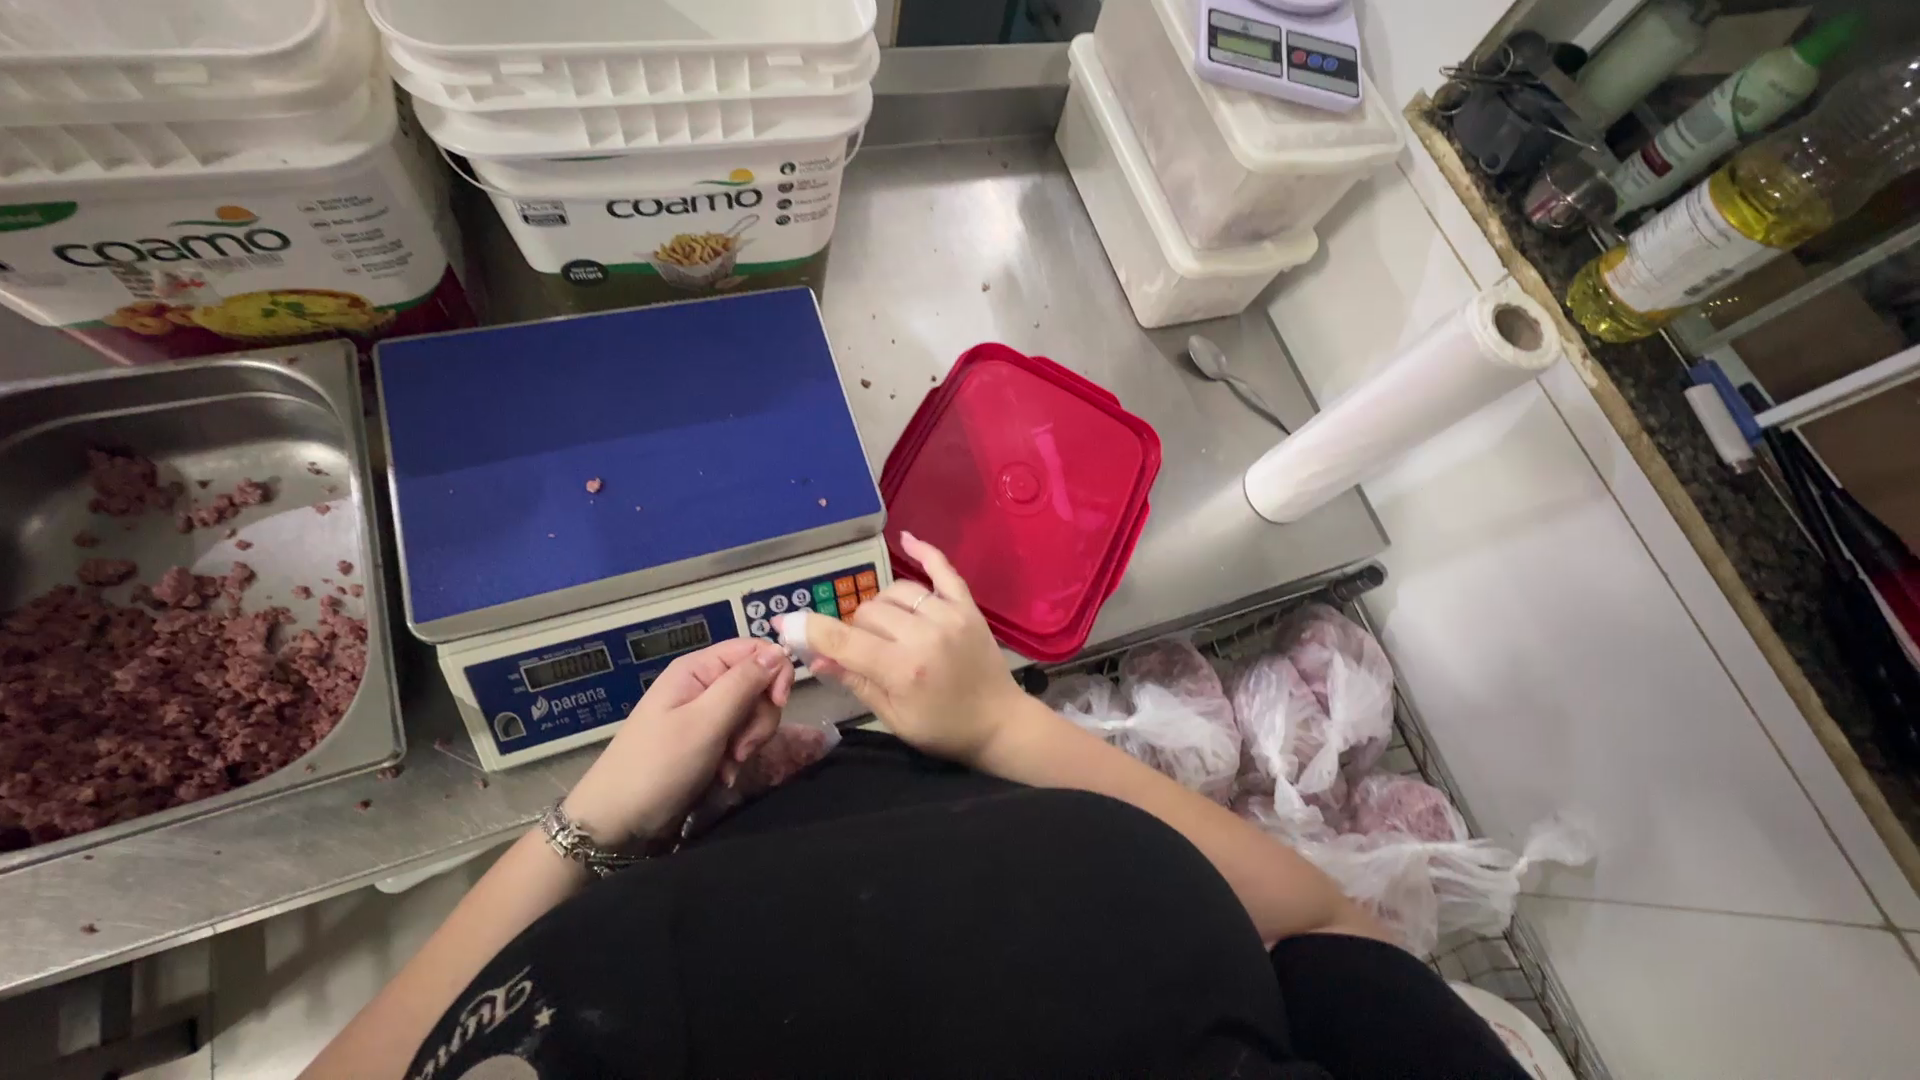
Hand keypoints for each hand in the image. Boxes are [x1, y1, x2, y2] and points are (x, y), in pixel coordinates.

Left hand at [562, 638, 793, 845]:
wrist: (619, 822)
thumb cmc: (658, 766)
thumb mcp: (705, 722)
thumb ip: (744, 683)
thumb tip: (779, 651)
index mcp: (699, 668)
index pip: (756, 649)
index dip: (775, 671)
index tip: (778, 702)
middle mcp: (705, 684)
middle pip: (760, 683)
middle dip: (760, 716)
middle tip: (741, 746)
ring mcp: (707, 713)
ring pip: (755, 713)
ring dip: (750, 740)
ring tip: (729, 764)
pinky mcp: (709, 740)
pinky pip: (742, 737)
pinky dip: (740, 756)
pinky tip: (724, 774)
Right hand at [796, 532, 1025, 765]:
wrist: (999, 723)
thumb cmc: (941, 728)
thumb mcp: (893, 716)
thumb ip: (854, 681)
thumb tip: (815, 657)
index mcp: (903, 670)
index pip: (844, 640)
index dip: (810, 630)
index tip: (786, 624)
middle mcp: (925, 635)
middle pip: (867, 613)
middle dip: (855, 630)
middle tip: (865, 652)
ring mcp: (949, 616)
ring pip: (895, 592)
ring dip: (881, 607)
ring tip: (887, 629)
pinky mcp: (967, 607)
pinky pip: (943, 570)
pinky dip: (925, 552)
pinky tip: (907, 539)